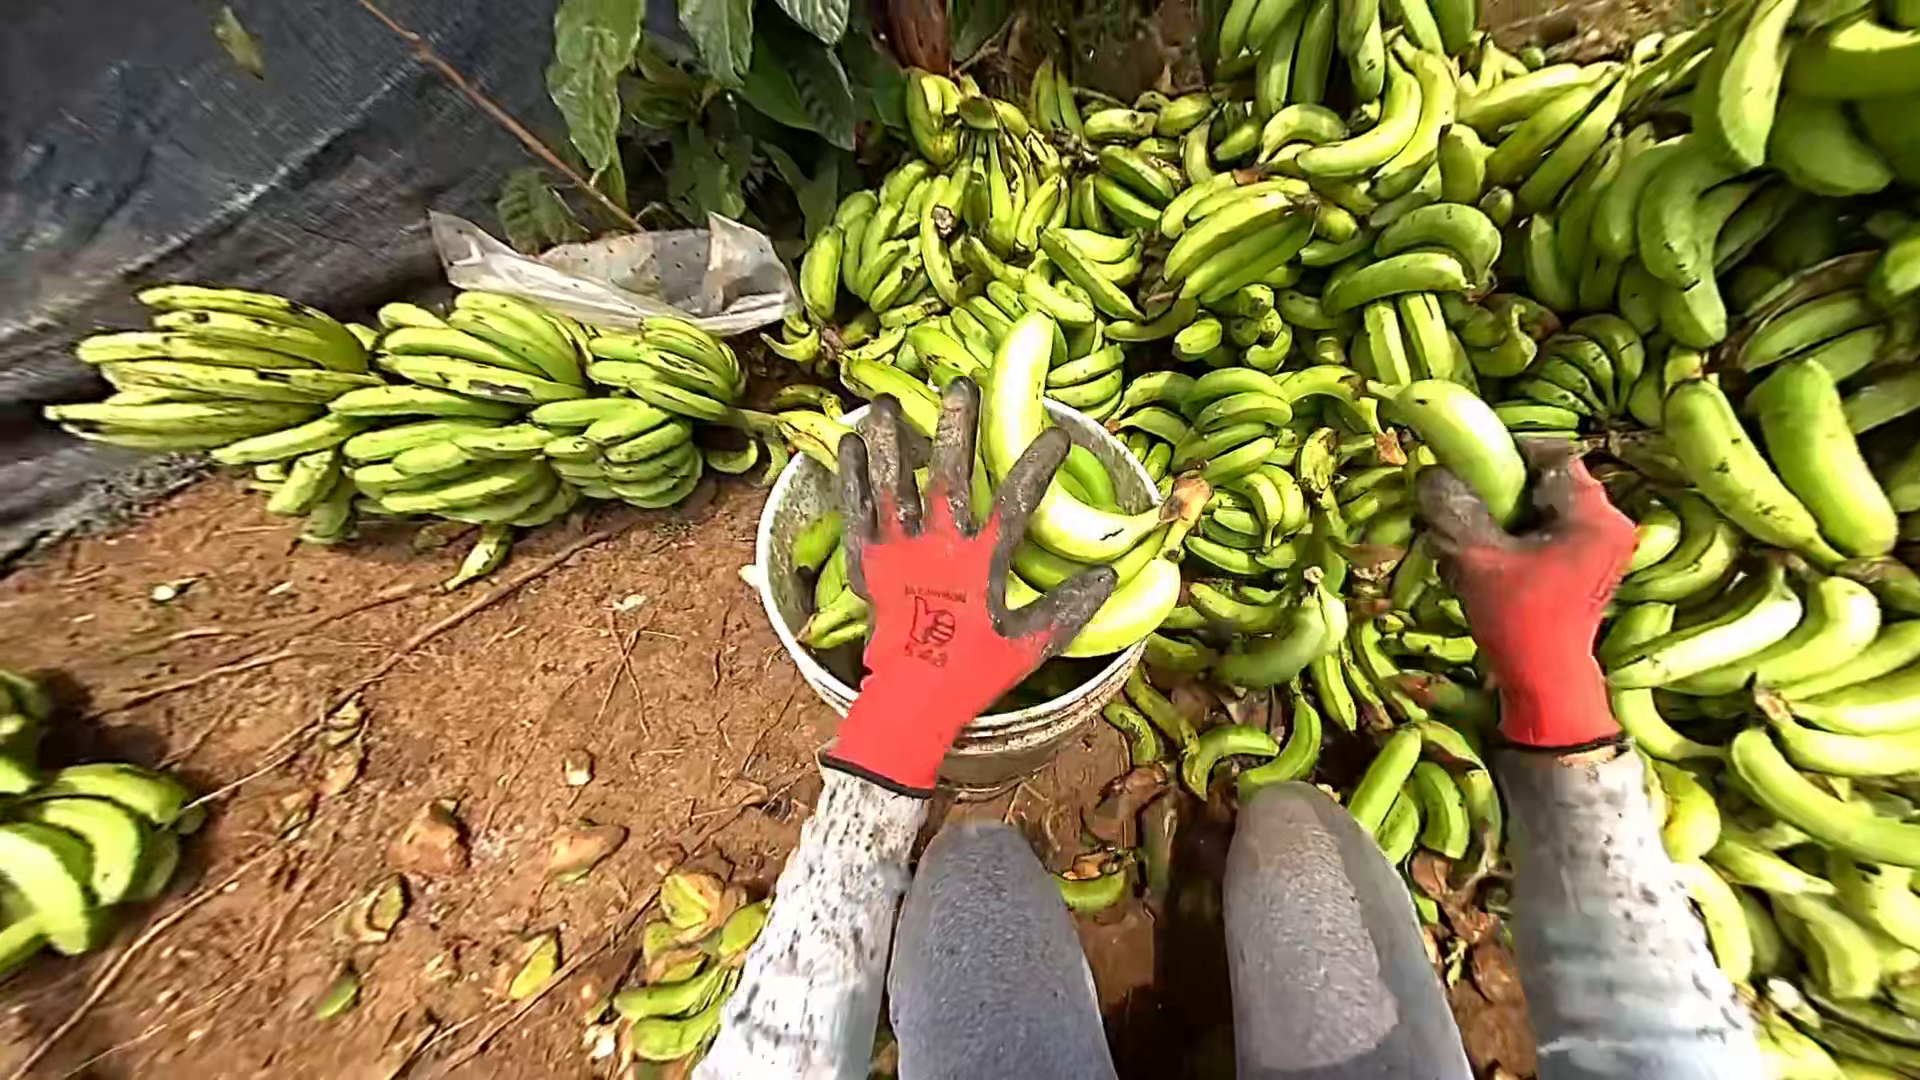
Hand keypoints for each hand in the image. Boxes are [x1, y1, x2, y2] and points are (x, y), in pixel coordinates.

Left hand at [824, 378, 1116, 795]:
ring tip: (890, 401)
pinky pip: (856, 509)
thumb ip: (1068, 608)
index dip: (1039, 464)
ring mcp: (899, 549)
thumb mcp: (1028, 644)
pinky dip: (851, 475)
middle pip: (951, 474)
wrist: (910, 699)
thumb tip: (1110, 576)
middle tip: (962, 385)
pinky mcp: (867, 560)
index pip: (1019, 501)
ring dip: (894, 439)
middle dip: (958, 427)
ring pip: (896, 482)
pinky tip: (849, 443)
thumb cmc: (970, 671)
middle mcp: (939, 545)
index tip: (1058, 434)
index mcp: (982, 562)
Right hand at [1416, 439, 1636, 748]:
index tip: (1466, 459)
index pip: (1555, 457)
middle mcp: (1607, 526)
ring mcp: (1597, 549)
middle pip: (1542, 485)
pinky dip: (1505, 540)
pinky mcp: (1582, 568)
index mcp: (1593, 517)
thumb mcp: (1475, 556)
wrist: (1544, 674)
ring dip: (1494, 520)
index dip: (1509, 450)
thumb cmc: (1517, 614)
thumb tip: (1430, 472)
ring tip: (1459, 540)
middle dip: (1493, 493)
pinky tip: (1477, 561)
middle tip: (1452, 505)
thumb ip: (1452, 510)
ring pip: (1537, 513)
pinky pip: (1539, 536)